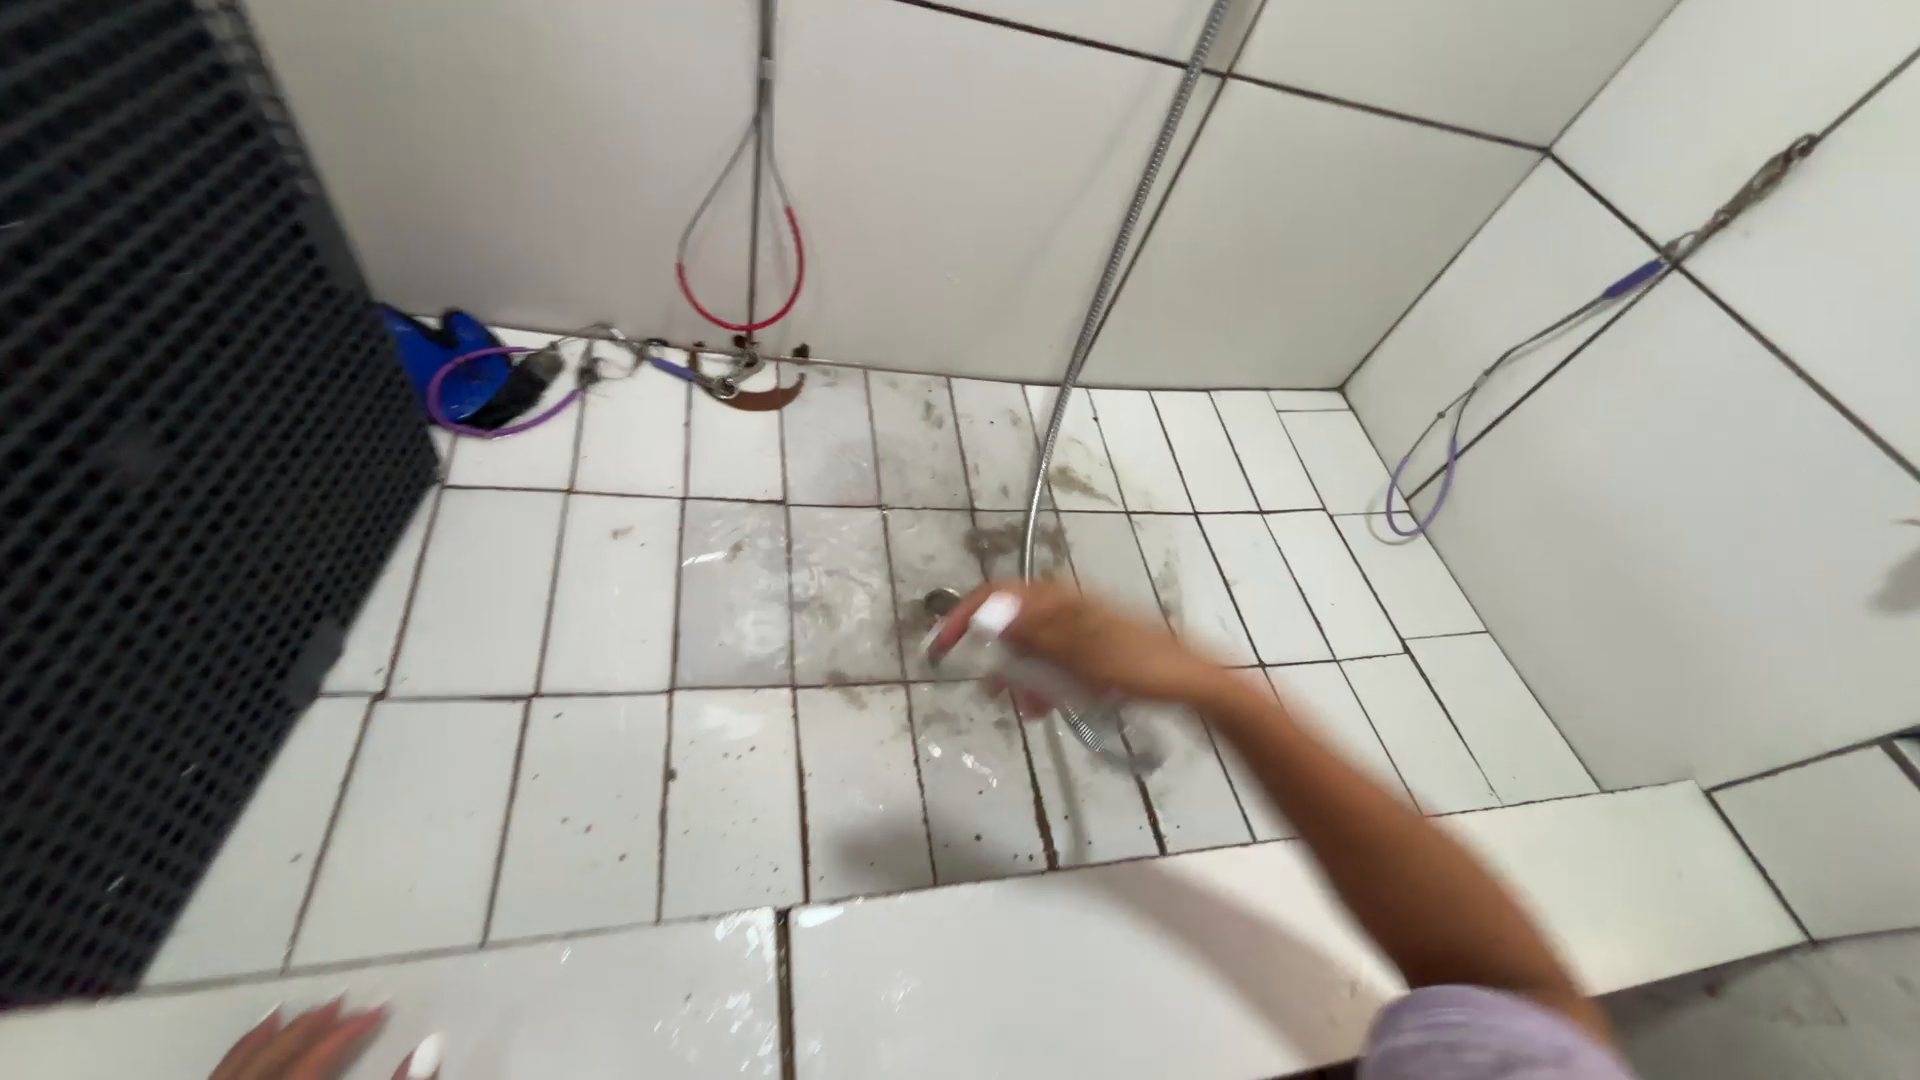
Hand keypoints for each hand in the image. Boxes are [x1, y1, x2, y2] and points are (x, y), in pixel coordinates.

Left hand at [210, 999, 440, 1079]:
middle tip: (341, 1000)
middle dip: (307, 1029)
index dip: (349, 1031)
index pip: (315, 1062)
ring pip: (233, 1074)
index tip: (382, 1007)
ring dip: (260, 1042)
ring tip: (284, 1012)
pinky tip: (252, 1044)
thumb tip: (431, 1044)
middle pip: (271, 1064)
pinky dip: (236, 1059)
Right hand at [931, 580, 1224, 705]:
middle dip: (998, 657)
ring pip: (1033, 649)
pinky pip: (1054, 663)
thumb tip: (989, 618)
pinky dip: (1045, 683)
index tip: (942, 644)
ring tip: (1026, 708)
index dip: (965, 615)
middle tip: (991, 691)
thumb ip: (1033, 635)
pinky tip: (1047, 707)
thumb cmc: (1136, 664)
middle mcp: (1065, 608)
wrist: (1191, 682)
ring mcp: (1079, 629)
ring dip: (1023, 677)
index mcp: (1059, 600)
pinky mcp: (1092, 650)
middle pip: (1013, 624)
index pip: (998, 595)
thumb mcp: (1080, 654)